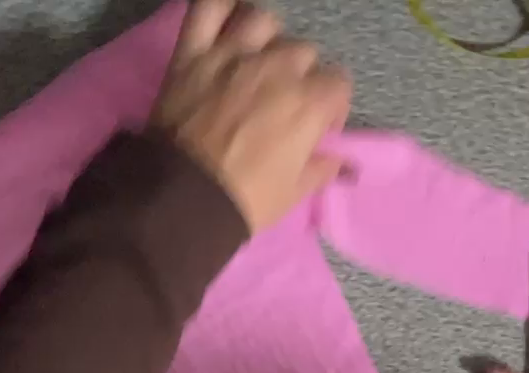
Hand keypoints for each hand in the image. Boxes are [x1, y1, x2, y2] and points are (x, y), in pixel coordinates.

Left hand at [148, 0, 351, 232]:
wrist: (189, 194)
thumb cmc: (250, 198)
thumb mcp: (296, 191)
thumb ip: (322, 169)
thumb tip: (339, 162)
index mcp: (307, 104)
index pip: (339, 83)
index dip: (334, 105)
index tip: (322, 126)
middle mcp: (275, 68)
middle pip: (304, 51)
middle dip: (304, 74)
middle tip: (289, 100)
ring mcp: (232, 53)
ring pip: (263, 20)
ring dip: (269, 37)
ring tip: (262, 58)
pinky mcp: (193, 50)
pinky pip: (210, 7)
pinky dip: (221, 9)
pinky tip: (228, 22)